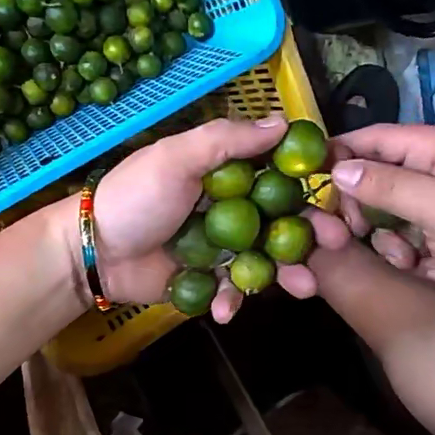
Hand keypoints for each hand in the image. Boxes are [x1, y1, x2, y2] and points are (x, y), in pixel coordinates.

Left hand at [90, 116, 320, 322]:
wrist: (92, 250)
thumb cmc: (134, 196)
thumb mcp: (176, 158)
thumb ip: (227, 141)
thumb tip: (283, 123)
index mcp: (224, 173)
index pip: (277, 173)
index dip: (310, 181)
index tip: (341, 189)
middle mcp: (228, 207)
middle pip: (281, 219)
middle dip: (312, 233)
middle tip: (338, 242)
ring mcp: (219, 245)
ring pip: (265, 258)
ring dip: (287, 273)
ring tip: (304, 288)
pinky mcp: (205, 277)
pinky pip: (230, 289)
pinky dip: (232, 300)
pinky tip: (228, 310)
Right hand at [317, 125, 434, 315]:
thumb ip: (388, 186)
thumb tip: (336, 166)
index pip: (377, 138)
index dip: (340, 154)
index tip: (308, 183)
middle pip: (383, 179)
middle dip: (365, 209)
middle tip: (353, 235)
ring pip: (398, 217)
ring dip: (394, 241)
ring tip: (411, 263)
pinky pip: (421, 241)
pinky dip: (420, 258)